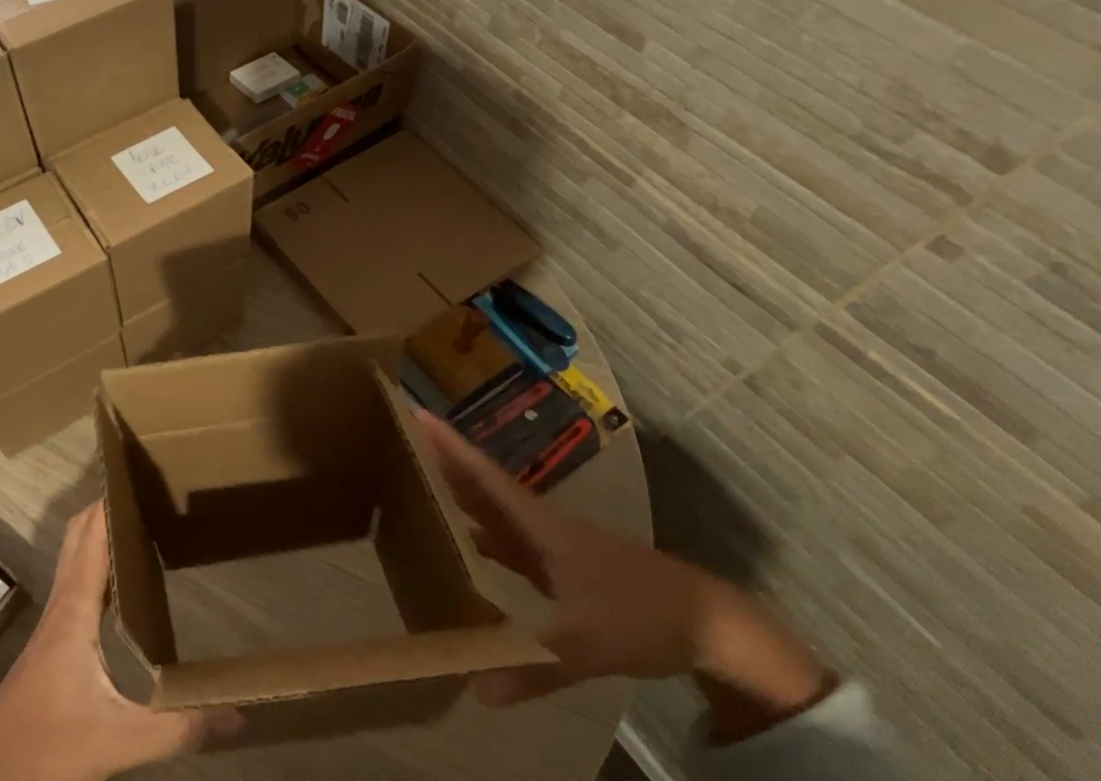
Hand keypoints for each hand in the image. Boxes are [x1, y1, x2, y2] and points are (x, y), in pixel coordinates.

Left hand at [0, 502, 241, 780]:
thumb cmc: (50, 748)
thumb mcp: (120, 740)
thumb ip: (180, 728)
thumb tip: (241, 715)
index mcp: (74, 614)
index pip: (91, 541)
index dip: (108, 503)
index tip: (133, 471)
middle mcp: (58, 609)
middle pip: (76, 539)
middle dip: (104, 508)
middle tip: (142, 489)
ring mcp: (49, 628)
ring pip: (70, 562)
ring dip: (96, 536)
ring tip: (136, 524)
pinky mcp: (47, 647)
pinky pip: (72, 587)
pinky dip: (92, 566)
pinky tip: (116, 587)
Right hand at [416, 411, 833, 740]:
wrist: (706, 622)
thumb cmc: (644, 616)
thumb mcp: (588, 645)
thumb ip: (535, 668)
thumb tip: (474, 689)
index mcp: (542, 527)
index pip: (484, 477)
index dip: (449, 445)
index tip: (415, 411)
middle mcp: (540, 526)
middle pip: (480, 485)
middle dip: (441, 459)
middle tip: (395, 437)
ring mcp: (550, 545)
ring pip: (491, 511)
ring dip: (456, 494)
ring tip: (411, 481)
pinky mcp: (559, 566)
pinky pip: (505, 541)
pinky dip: (477, 535)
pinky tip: (456, 544)